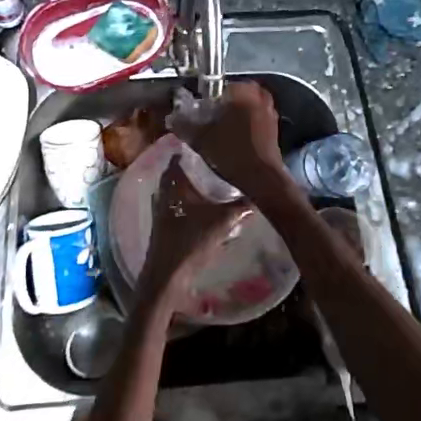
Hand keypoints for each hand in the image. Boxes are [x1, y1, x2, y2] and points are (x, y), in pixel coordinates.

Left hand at [137, 158, 246, 314]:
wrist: (168, 276)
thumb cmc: (191, 242)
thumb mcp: (221, 222)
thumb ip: (240, 207)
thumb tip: (258, 195)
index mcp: (174, 186)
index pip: (180, 159)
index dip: (193, 150)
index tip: (209, 145)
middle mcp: (165, 194)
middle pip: (179, 175)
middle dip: (196, 170)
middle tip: (217, 165)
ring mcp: (163, 212)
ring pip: (179, 192)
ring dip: (194, 188)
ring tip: (216, 185)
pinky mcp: (165, 227)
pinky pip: (180, 207)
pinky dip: (192, 204)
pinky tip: (207, 210)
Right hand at [176, 81, 288, 199]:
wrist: (261, 177)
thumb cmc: (230, 153)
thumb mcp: (201, 138)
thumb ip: (185, 124)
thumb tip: (173, 118)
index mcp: (242, 89)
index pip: (215, 87)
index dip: (202, 102)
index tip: (195, 115)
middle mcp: (259, 93)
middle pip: (229, 98)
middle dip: (217, 109)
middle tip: (204, 124)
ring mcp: (269, 109)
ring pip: (241, 108)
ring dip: (229, 118)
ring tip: (216, 134)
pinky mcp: (274, 125)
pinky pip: (251, 118)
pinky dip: (241, 125)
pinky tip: (230, 140)